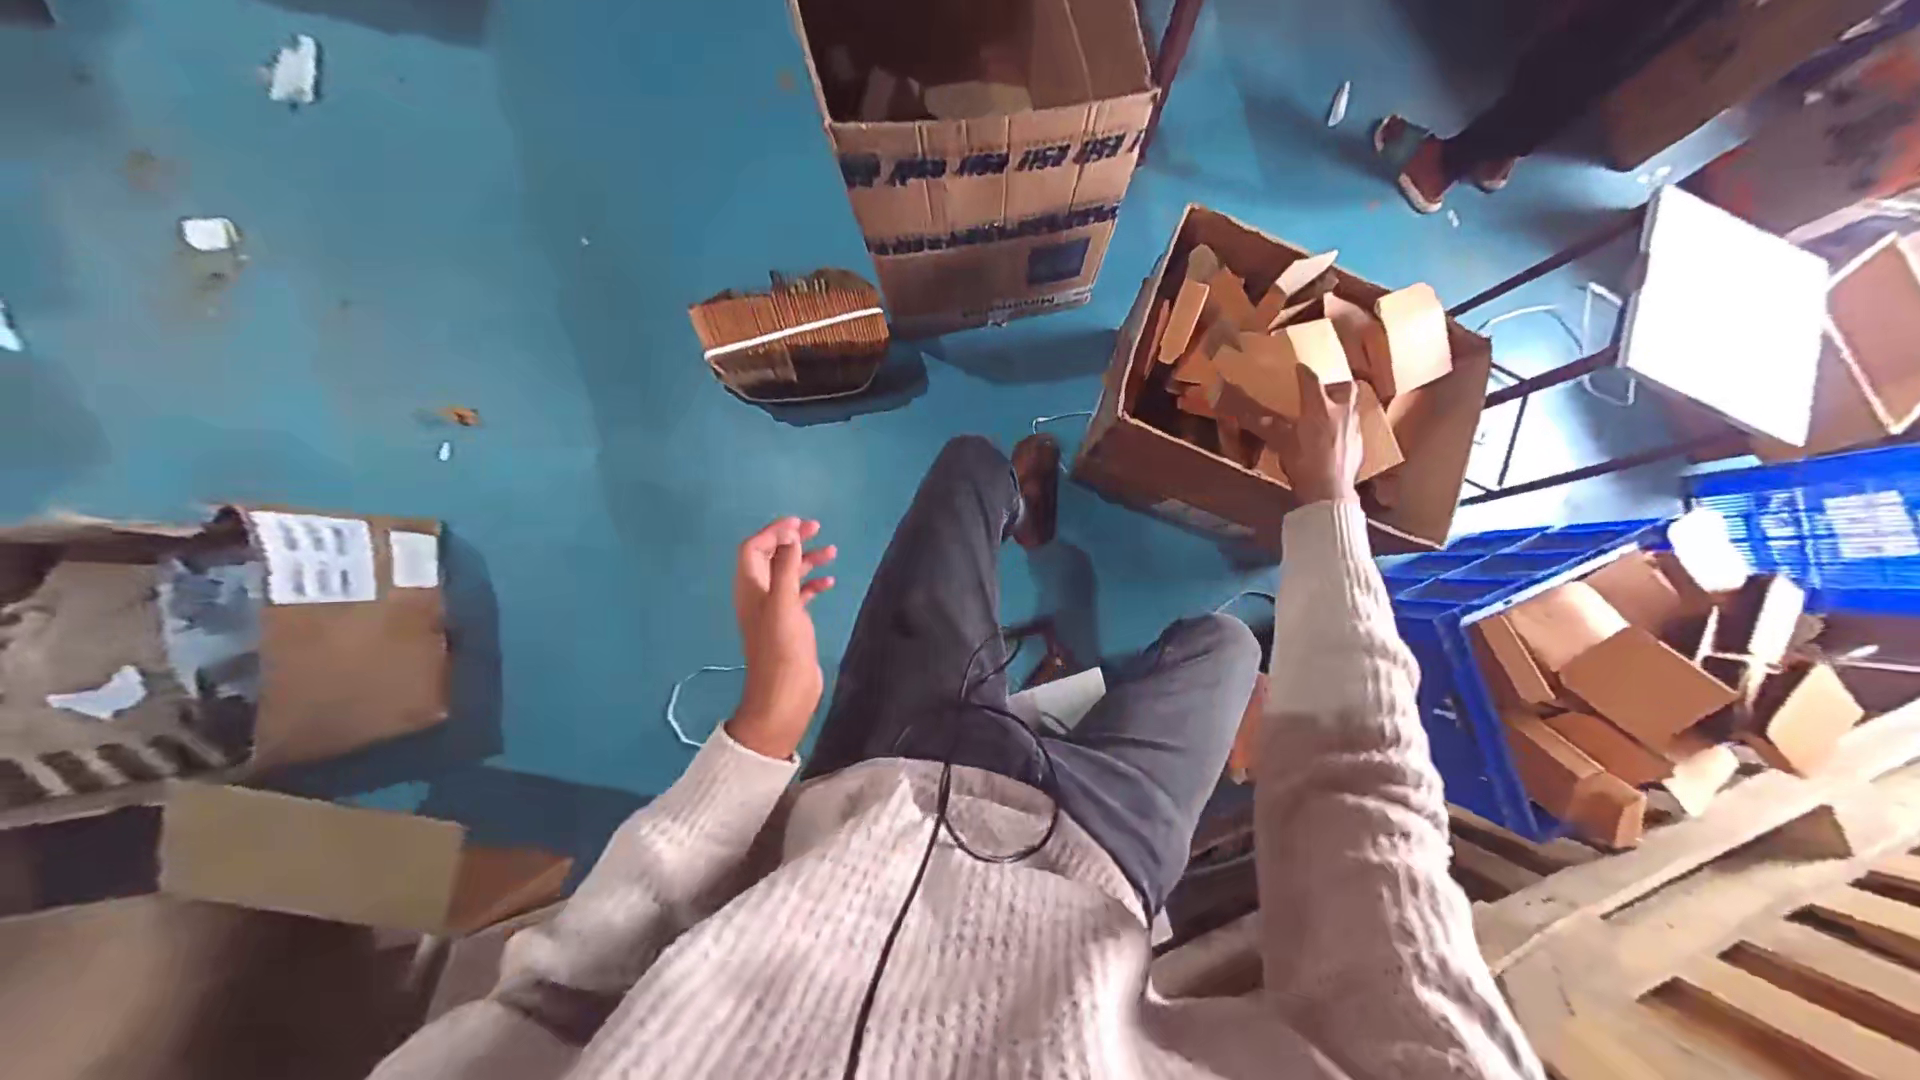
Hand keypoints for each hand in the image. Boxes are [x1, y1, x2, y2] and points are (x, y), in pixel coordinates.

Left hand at [728, 517, 836, 758]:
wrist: (785, 693)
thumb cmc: (782, 647)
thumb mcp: (783, 603)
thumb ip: (785, 567)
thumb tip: (789, 534)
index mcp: (750, 588)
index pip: (754, 548)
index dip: (774, 531)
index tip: (799, 523)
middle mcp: (759, 595)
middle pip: (771, 557)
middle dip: (791, 540)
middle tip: (816, 528)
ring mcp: (775, 609)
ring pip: (788, 574)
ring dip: (806, 560)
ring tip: (831, 551)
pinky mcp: (790, 623)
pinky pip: (800, 594)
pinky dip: (814, 583)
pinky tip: (830, 582)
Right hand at [1273, 365, 1361, 505]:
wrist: (1330, 491)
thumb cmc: (1304, 465)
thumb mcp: (1282, 445)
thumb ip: (1269, 428)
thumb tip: (1249, 416)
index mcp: (1319, 409)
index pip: (1311, 382)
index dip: (1304, 373)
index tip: (1299, 368)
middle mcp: (1341, 412)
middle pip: (1346, 387)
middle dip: (1335, 384)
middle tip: (1324, 391)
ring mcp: (1354, 427)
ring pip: (1353, 405)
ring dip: (1343, 404)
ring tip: (1330, 412)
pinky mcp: (1361, 443)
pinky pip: (1353, 425)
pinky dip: (1344, 425)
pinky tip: (1335, 437)